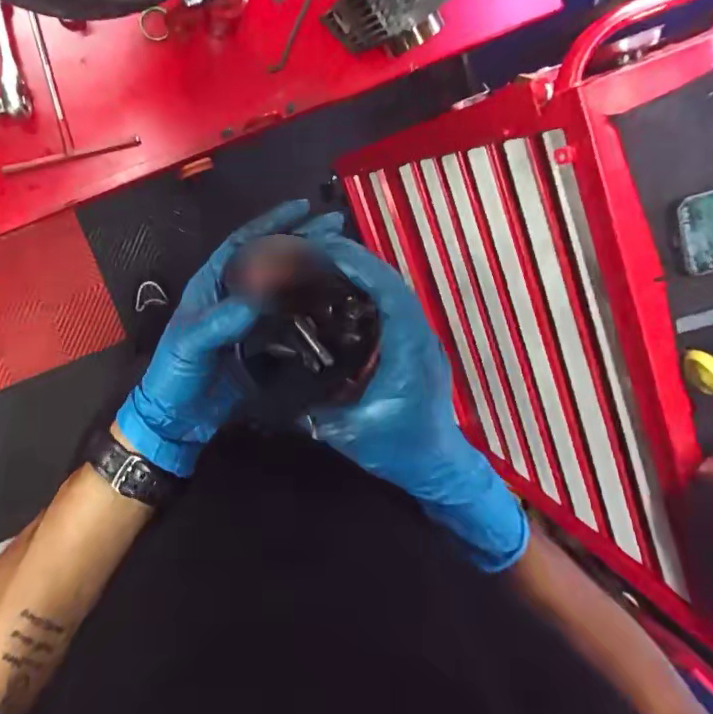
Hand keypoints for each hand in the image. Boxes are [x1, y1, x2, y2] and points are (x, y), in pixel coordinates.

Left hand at [113, 199, 343, 475]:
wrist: (178, 418)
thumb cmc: (175, 373)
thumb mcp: (191, 342)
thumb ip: (220, 320)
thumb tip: (257, 298)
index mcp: (214, 282)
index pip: (247, 242)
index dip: (273, 222)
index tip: (302, 207)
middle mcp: (237, 292)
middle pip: (274, 257)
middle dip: (304, 237)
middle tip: (336, 224)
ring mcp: (254, 316)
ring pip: (287, 283)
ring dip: (313, 267)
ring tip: (343, 254)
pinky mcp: (267, 340)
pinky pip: (293, 316)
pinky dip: (313, 305)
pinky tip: (333, 298)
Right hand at [300, 232, 527, 570]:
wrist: (440, 466)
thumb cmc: (402, 449)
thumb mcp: (353, 433)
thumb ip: (316, 413)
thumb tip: (272, 393)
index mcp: (409, 345)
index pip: (387, 289)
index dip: (357, 263)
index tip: (323, 247)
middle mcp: (419, 332)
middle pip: (390, 280)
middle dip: (353, 260)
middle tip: (312, 250)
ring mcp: (420, 336)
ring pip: (392, 289)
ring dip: (360, 272)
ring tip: (322, 264)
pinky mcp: (414, 344)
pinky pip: (391, 304)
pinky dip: (366, 291)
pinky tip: (339, 294)